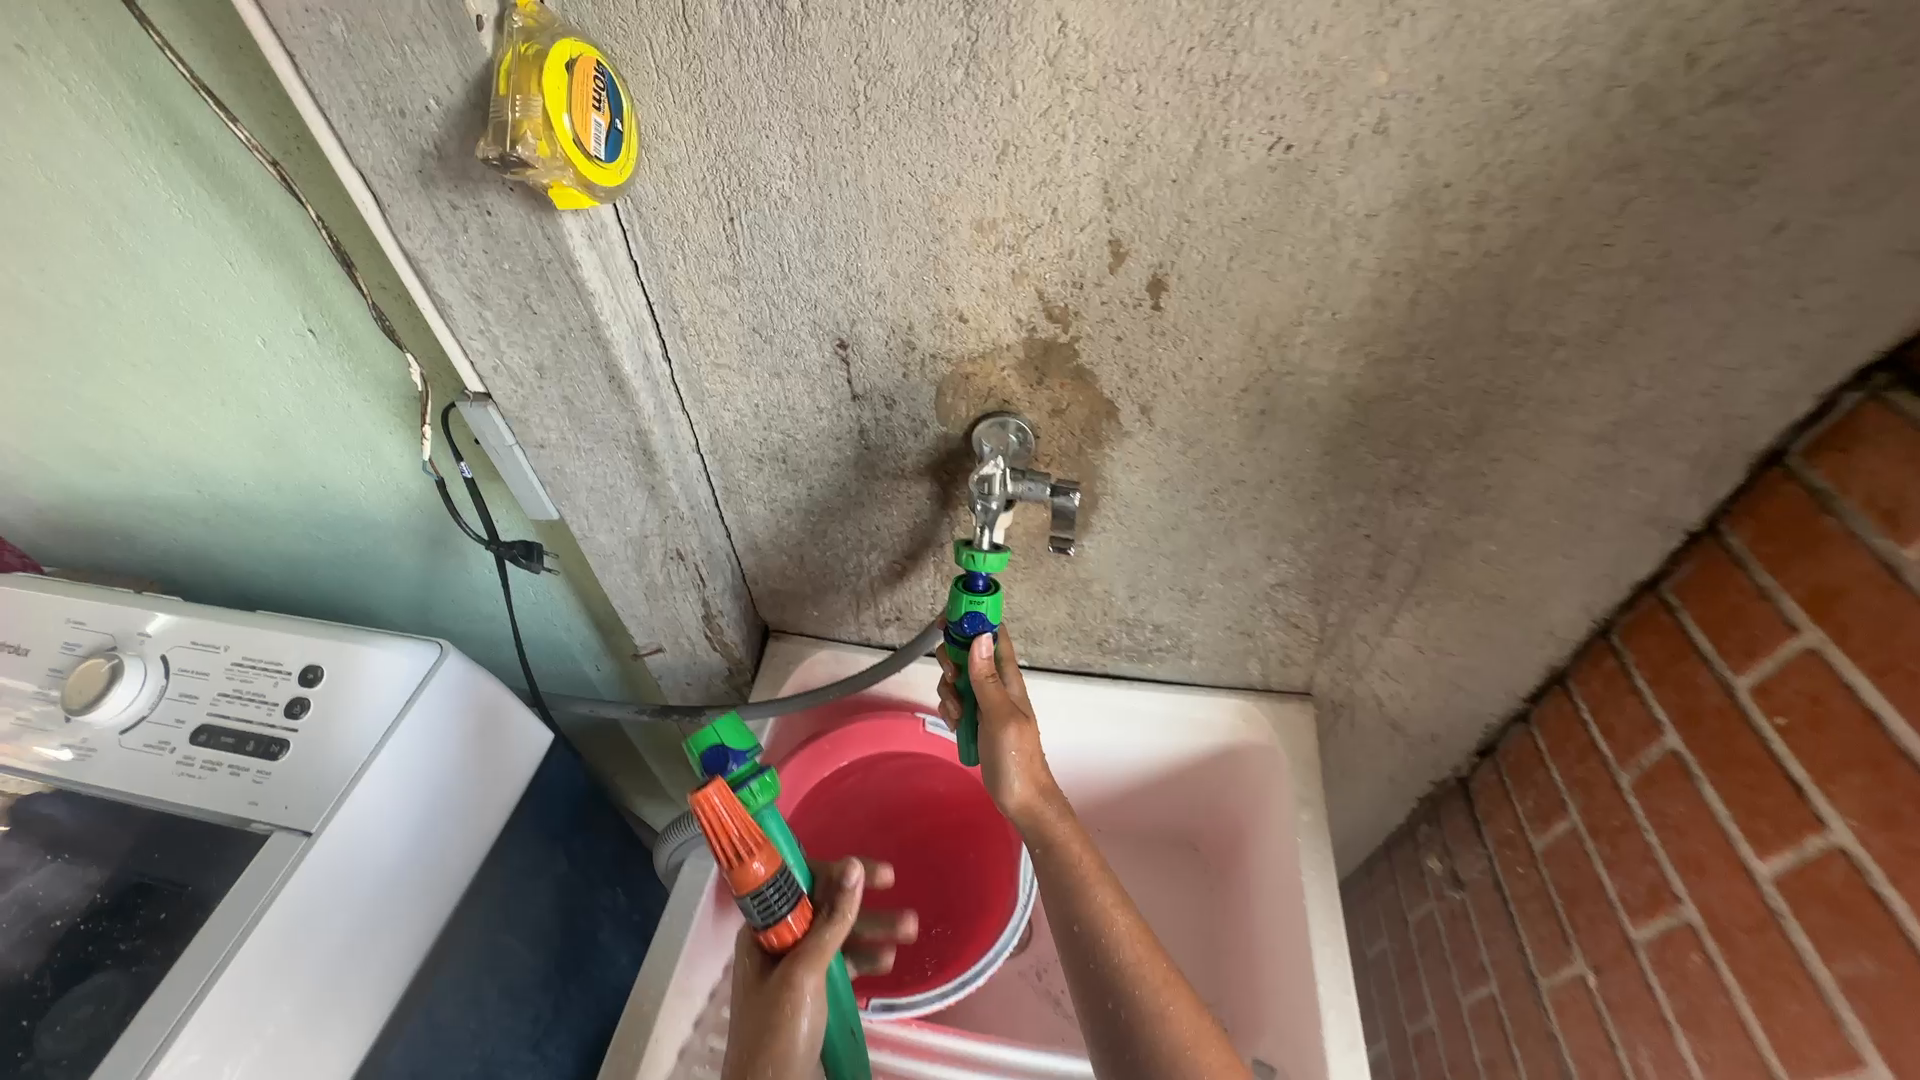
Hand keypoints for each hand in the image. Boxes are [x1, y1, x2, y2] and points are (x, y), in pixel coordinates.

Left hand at [722, 857, 915, 1079]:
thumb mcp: (805, 972)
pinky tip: (887, 961)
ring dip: (872, 929)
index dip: (836, 871)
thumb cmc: (778, 1031)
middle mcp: (778, 942)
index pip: (800, 882)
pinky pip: (841, 965)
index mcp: (763, 930)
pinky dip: (864, 959)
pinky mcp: (812, 995)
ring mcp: (795, 969)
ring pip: (838, 936)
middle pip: (823, 906)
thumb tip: (853, 867)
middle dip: (860, 900)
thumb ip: (831, 920)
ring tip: (910, 930)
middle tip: (897, 887)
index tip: (872, 871)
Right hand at [936, 625, 1060, 826]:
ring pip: (957, 678)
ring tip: (958, 714)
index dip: (972, 619)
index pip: (993, 633)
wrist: (1020, 799)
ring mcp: (985, 701)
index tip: (946, 621)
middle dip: (952, 660)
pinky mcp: (974, 719)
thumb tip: (979, 636)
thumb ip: (987, 679)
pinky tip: (956, 726)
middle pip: (967, 652)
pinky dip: (949, 710)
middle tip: (953, 680)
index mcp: (1008, 677)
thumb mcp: (1000, 716)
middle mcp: (996, 683)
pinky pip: (954, 702)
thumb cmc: (1016, 758)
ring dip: (948, 691)